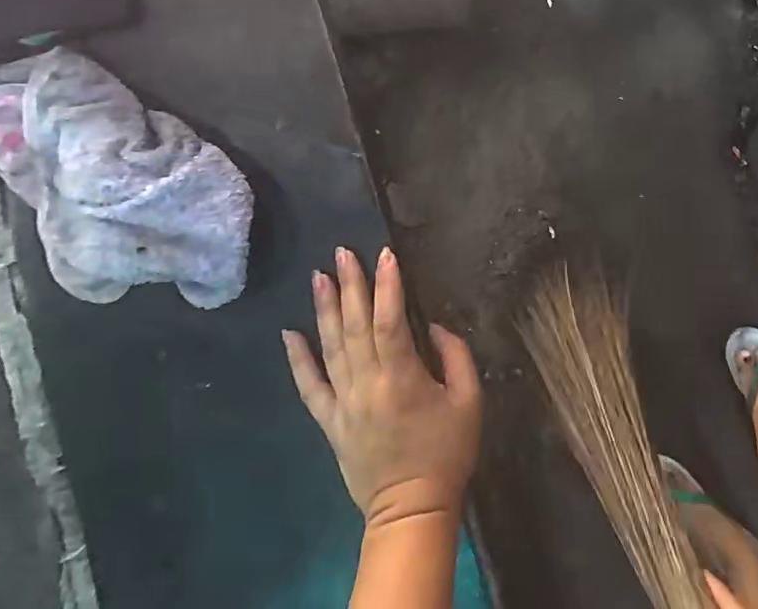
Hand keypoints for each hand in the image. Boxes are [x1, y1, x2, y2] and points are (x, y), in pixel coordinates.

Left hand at [283, 247, 481, 528]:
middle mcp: (366, 385)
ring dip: (324, 309)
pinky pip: (309, 386)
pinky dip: (297, 359)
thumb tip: (434, 327)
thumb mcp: (469, 398)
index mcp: (402, 378)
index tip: (385, 254)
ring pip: (330, 348)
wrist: (412, 507)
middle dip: (350, 285)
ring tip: (318, 276)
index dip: (388, 285)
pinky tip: (288, 333)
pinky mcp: (329, 422)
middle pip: (355, 327)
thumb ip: (456, 355)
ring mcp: (342, 404)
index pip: (390, 321)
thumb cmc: (448, 449)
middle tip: (343, 252)